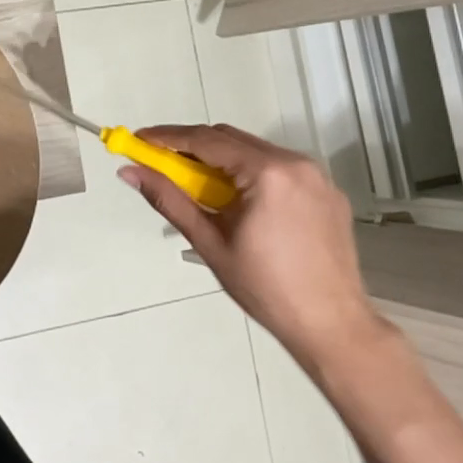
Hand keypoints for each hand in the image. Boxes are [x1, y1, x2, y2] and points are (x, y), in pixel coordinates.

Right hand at [119, 124, 380, 367]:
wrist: (332, 324)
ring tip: (195, 186)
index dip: (166, 137)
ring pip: (254, 151)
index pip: (206, 140)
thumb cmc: (265, 286)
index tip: (137, 140)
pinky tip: (236, 201)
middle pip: (231, 138)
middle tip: (159, 162)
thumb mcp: (209, 241)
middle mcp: (296, 163)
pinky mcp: (327, 192)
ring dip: (220, 159)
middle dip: (191, 146)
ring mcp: (317, 177)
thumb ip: (169, 199)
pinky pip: (278, 168)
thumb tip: (130, 172)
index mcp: (268, 173)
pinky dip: (249, 173)